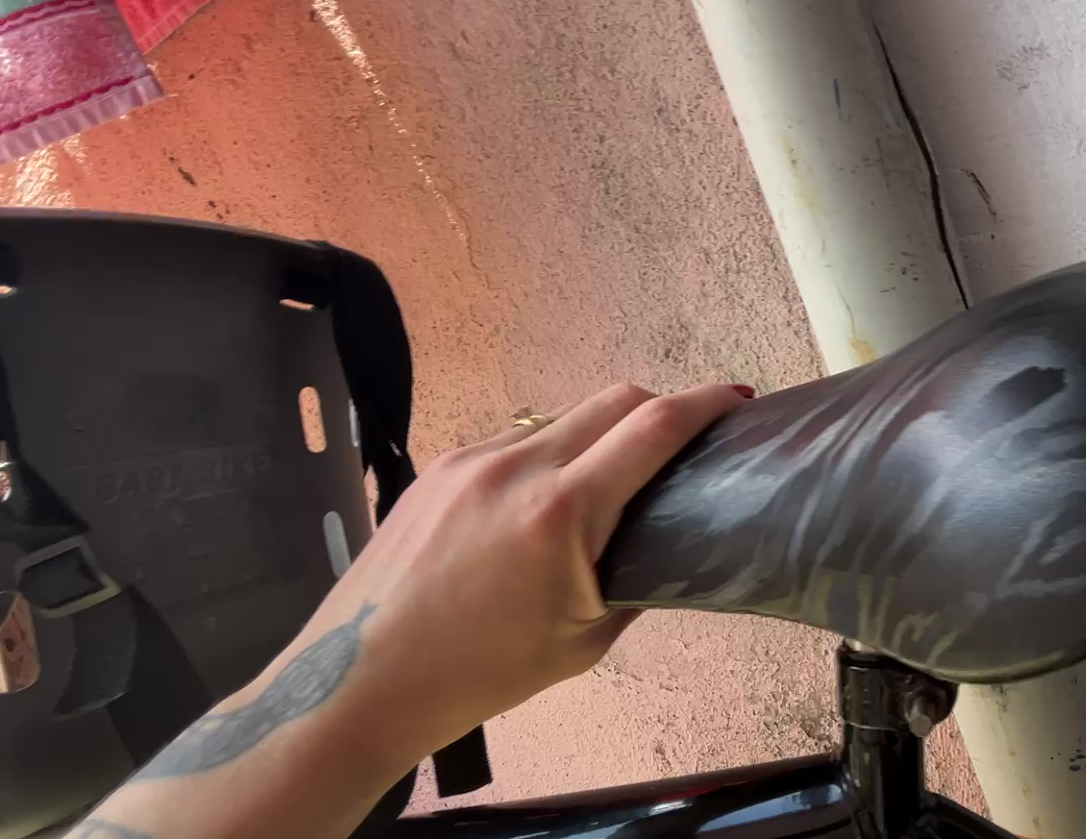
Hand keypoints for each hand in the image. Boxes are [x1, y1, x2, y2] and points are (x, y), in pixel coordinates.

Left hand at [78, 381, 750, 838]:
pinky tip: (541, 499)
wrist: (348, 688)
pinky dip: (554, 451)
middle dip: (662, 406)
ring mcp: (474, 457)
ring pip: (568, 414)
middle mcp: (519, 466)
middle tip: (681, 440)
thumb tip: (660, 533)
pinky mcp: (441, 463)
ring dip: (604, 431)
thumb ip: (637, 572)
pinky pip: (522, 436)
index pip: (655, 427)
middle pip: (616, 397)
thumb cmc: (480, 675)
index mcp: (563, 512)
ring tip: (605, 479)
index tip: (737, 398)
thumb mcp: (586, 638)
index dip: (706, 402)